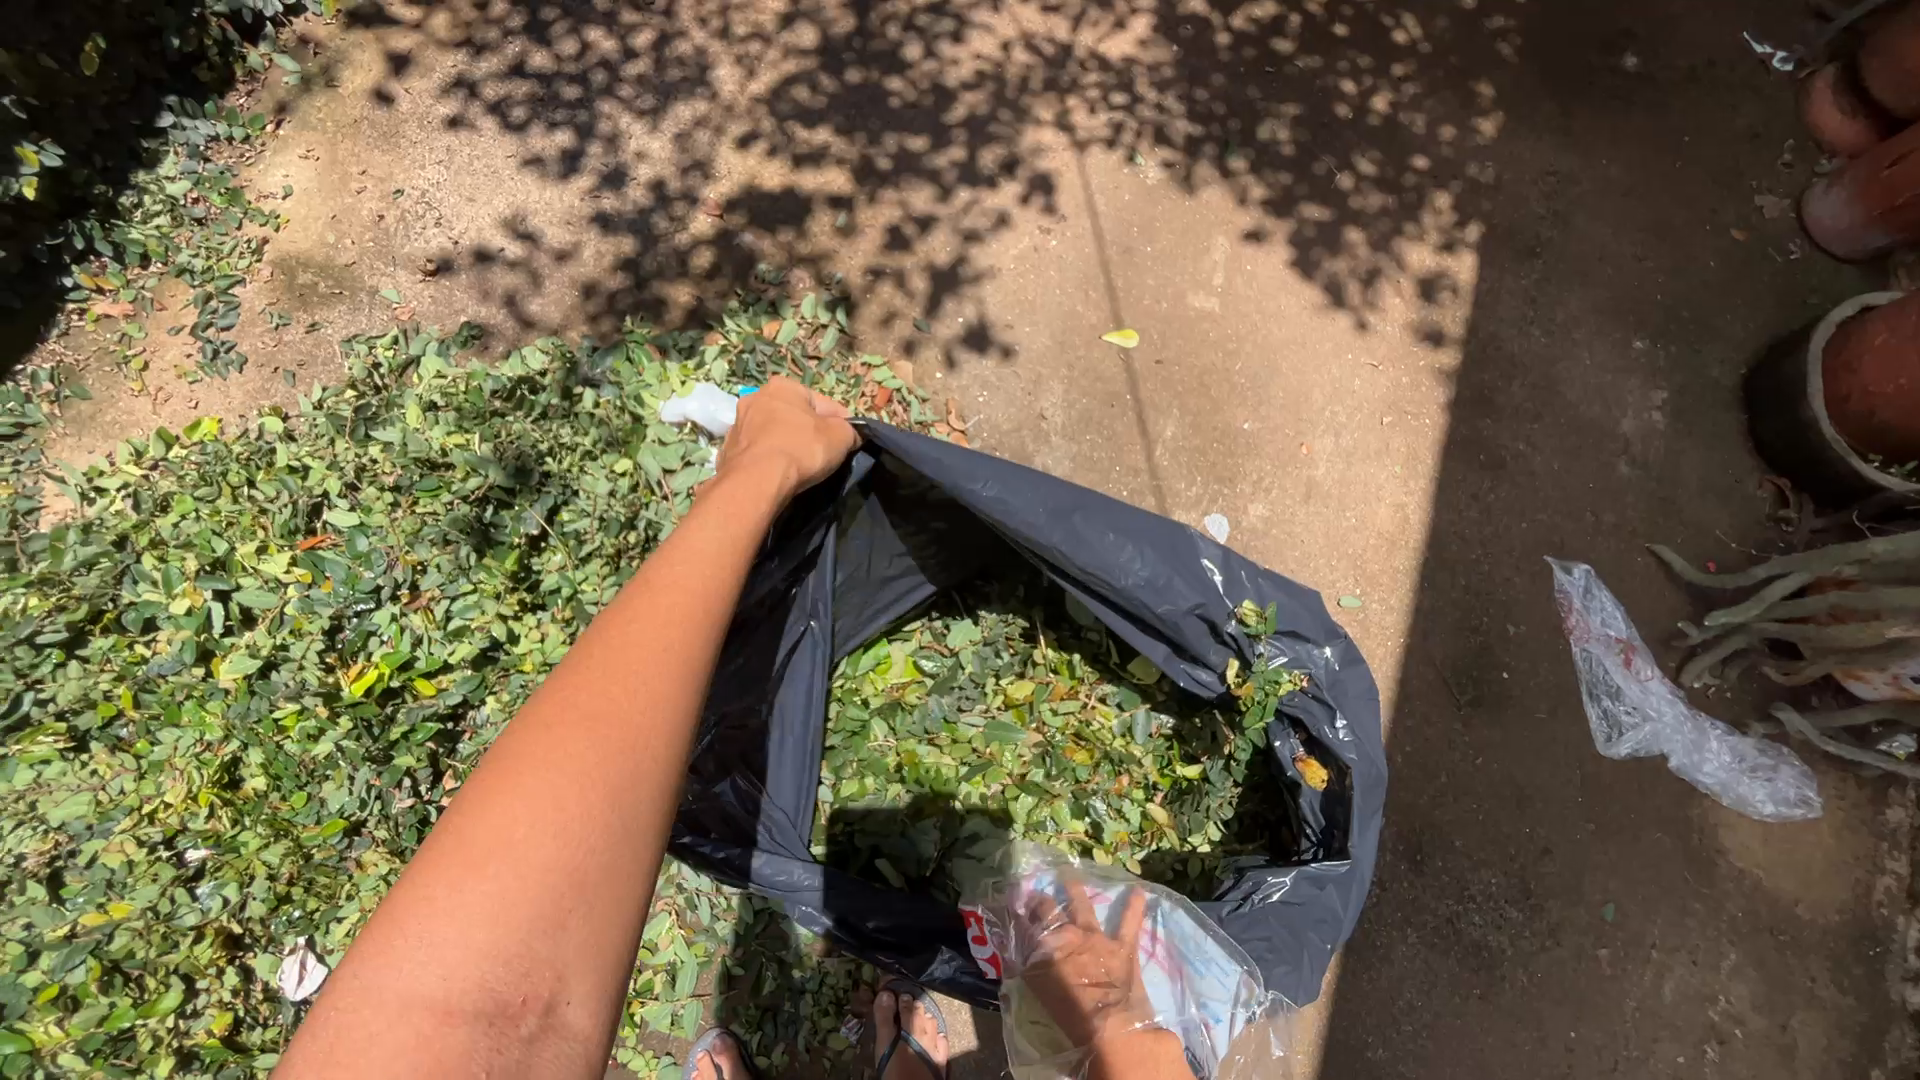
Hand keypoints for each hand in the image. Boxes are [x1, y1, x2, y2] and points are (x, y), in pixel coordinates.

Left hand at [716, 377, 858, 501]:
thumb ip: (850, 430)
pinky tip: (779, 474)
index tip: (848, 441)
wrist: (756, 481)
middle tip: (824, 454)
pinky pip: (758, 452)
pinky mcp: (728, 450)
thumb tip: (851, 435)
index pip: (823, 403)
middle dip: (809, 432)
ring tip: (801, 467)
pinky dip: (769, 460)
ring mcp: (738, 424)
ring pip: (773, 433)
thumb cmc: (802, 449)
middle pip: (794, 416)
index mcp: (783, 386)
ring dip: (787, 444)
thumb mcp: (841, 436)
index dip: (840, 423)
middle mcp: (756, 398)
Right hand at [1018, 876, 1157, 1048]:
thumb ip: (1027, 963)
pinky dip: (1135, 906)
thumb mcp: (1038, 989)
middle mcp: (1069, 934)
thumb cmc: (1070, 1015)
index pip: (1026, 922)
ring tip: (1071, 877)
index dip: (1019, 912)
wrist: (1111, 1028)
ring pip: (1083, 905)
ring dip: (1075, 890)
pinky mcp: (1122, 946)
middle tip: (1037, 895)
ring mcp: (1097, 938)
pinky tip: (1138, 891)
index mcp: (1046, 945)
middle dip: (1041, 900)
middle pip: (1050, 909)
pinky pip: (1130, 922)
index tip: (1015, 905)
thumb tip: (1016, 947)